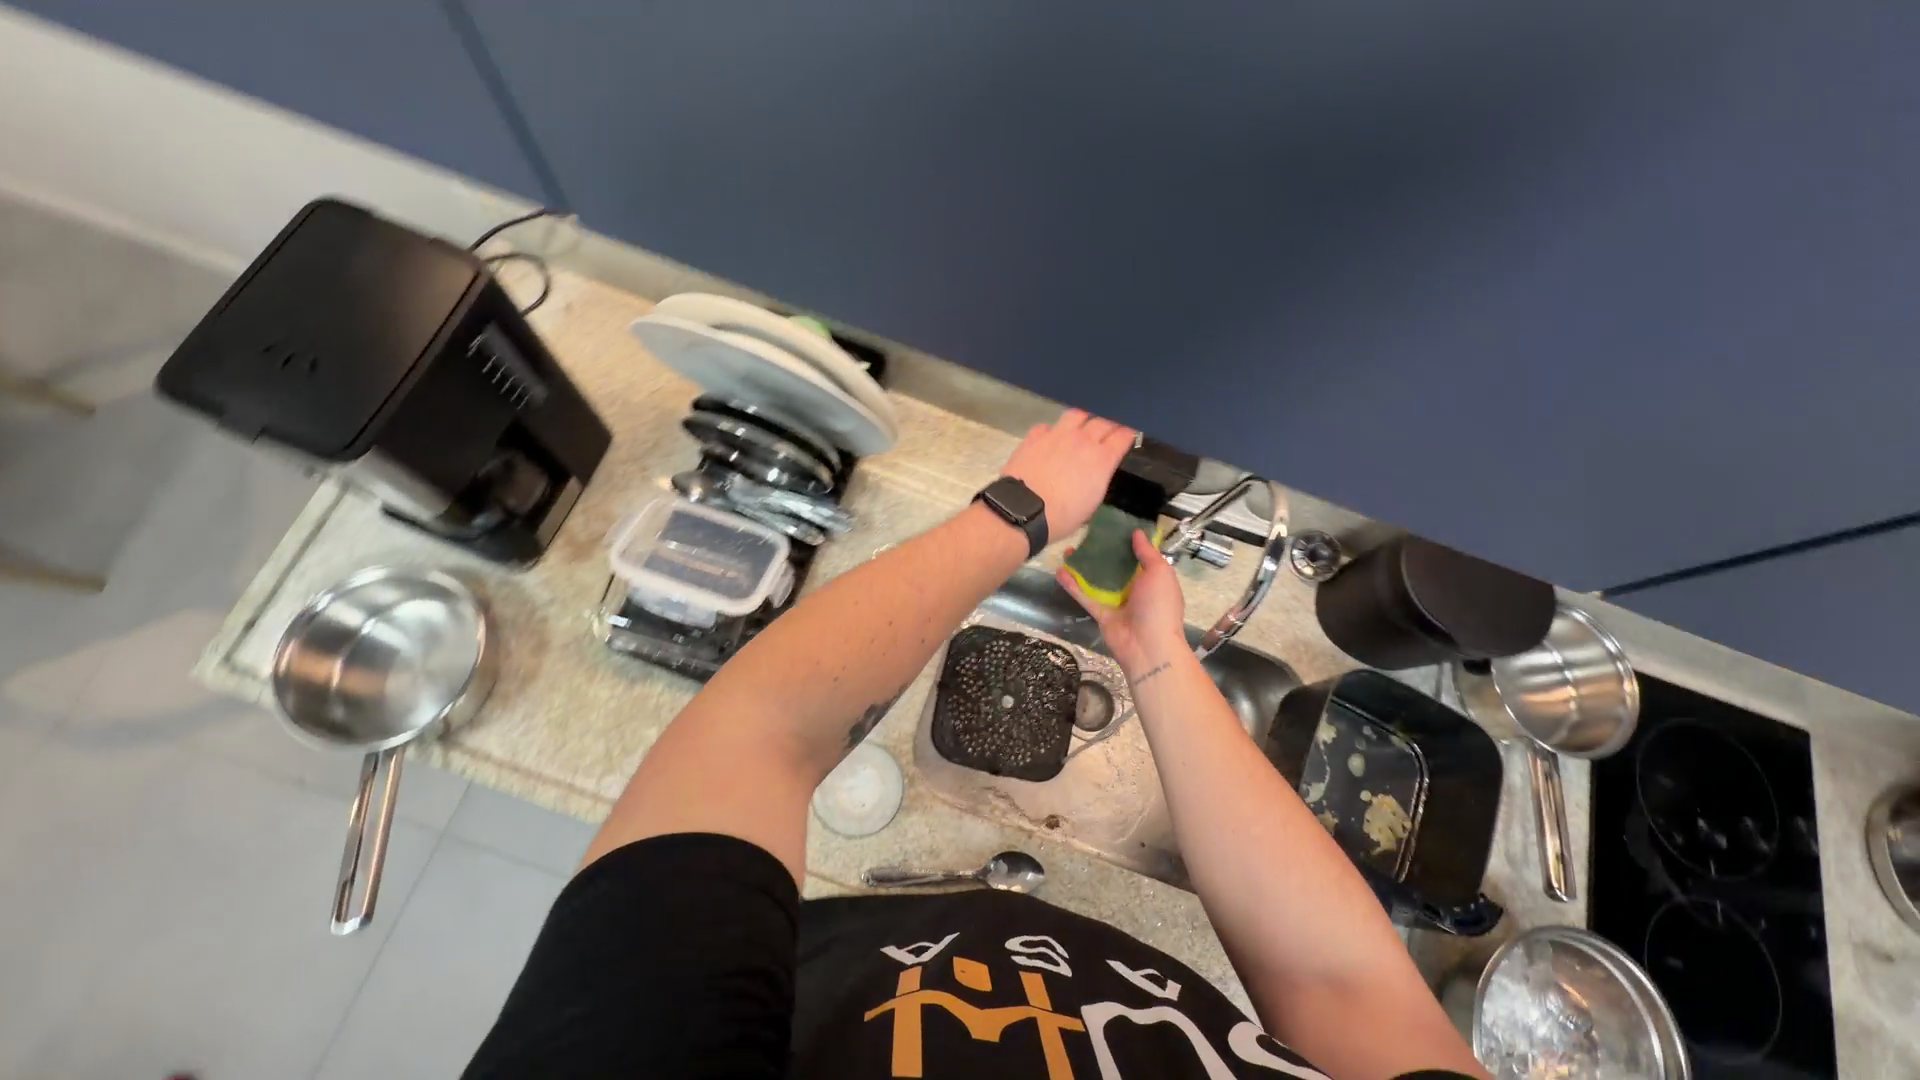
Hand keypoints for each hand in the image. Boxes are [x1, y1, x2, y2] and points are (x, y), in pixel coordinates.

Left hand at [999, 409, 1136, 541]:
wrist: (1023, 511)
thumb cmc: (1062, 517)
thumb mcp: (1091, 503)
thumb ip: (1099, 479)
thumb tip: (1098, 471)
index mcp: (1102, 459)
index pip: (1123, 436)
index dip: (1128, 434)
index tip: (1128, 435)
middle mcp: (1083, 440)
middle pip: (1103, 422)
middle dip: (1109, 425)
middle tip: (1108, 431)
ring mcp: (1058, 435)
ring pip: (1077, 415)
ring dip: (1083, 420)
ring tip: (1081, 427)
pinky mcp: (1035, 436)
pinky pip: (1048, 426)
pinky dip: (1053, 431)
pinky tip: (1051, 438)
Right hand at [1058, 529, 1188, 676]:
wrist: (1149, 646)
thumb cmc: (1159, 605)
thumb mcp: (1160, 573)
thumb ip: (1147, 553)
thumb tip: (1138, 533)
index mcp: (1151, 578)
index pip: (1138, 556)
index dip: (1126, 542)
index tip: (1111, 526)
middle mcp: (1134, 589)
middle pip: (1114, 567)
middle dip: (1101, 553)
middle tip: (1085, 536)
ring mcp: (1116, 601)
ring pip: (1097, 580)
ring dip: (1083, 567)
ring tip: (1069, 550)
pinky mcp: (1101, 613)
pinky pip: (1085, 596)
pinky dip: (1073, 585)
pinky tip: (1060, 571)